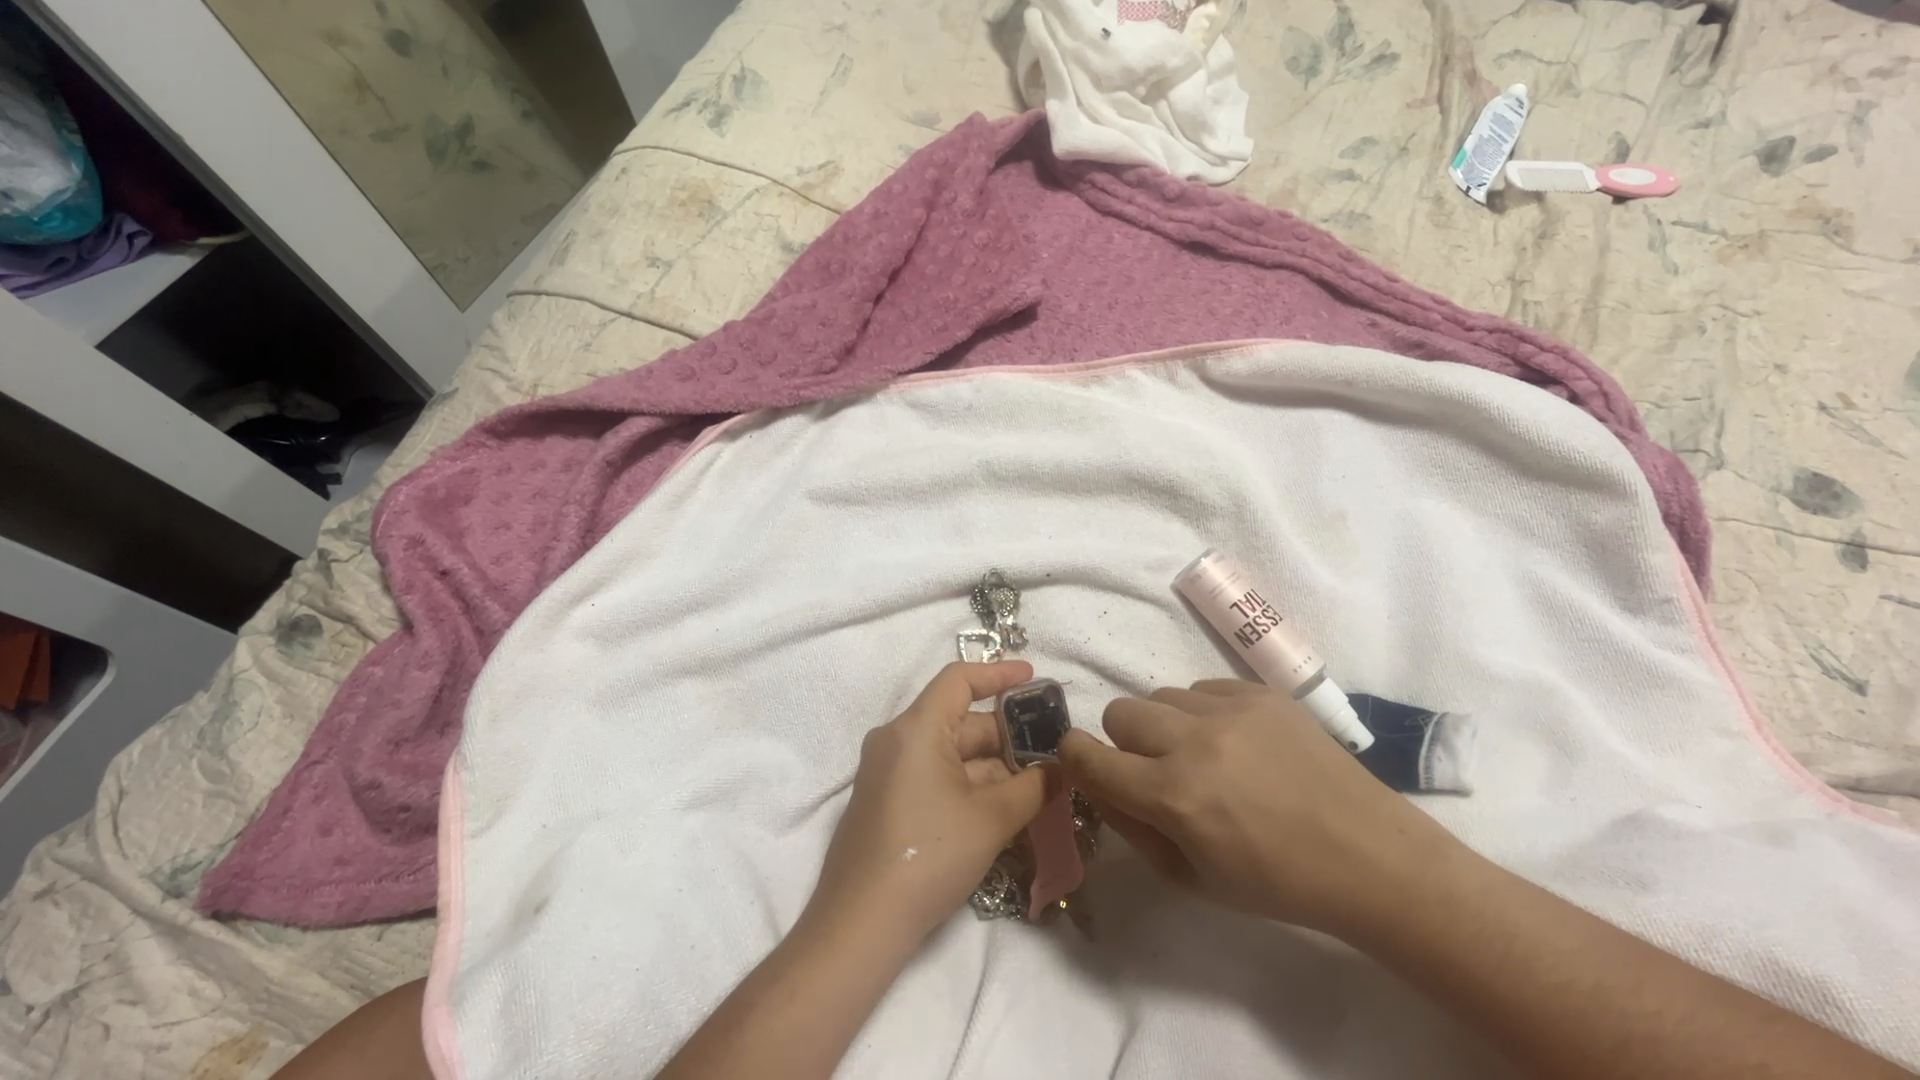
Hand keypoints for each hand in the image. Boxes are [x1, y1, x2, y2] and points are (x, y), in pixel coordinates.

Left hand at [803, 661, 1052, 947]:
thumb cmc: (930, 855)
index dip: (999, 674)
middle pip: (958, 720)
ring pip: (949, 753)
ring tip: (1038, 786)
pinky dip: (968, 783)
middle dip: (1006, 735)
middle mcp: (896, 741)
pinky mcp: (885, 802)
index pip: (959, 680)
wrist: (863, 921)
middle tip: (1052, 753)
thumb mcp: (992, 819)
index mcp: (915, 729)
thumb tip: (1063, 769)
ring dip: (992, 766)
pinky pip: (933, 776)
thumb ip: (1034, 787)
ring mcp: (887, 773)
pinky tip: (1003, 808)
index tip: (1034, 678)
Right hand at [1059, 679, 1459, 936]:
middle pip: (1119, 713)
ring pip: (1160, 697)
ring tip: (1204, 758)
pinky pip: (1202, 687)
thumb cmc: (1275, 883)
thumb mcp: (1189, 878)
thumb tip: (1097, 785)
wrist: (1368, 856)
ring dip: (1165, 726)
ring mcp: (1231, 711)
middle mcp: (1194, 743)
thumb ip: (1131, 827)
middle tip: (1156, 772)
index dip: (1074, 759)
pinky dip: (1202, 713)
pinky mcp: (1261, 693)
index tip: (1083, 764)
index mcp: (1173, 798)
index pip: (1088, 758)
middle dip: (1123, 743)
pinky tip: (1235, 744)